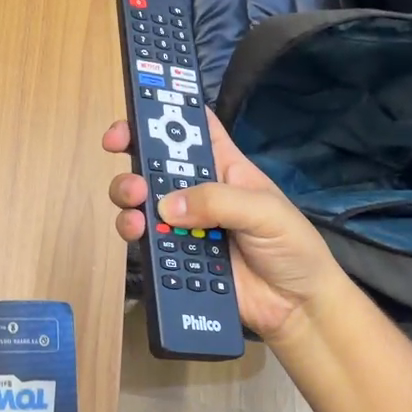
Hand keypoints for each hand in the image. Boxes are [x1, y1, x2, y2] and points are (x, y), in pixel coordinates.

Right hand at [103, 112, 348, 342]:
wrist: (295, 308)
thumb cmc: (293, 247)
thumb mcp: (265, 212)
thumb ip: (218, 201)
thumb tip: (168, 205)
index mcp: (224, 166)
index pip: (194, 128)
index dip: (168, 111)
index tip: (139, 103)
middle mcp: (198, 189)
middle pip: (156, 159)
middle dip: (133, 147)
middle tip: (117, 145)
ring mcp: (183, 222)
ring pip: (143, 197)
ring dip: (128, 191)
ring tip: (133, 199)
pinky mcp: (173, 254)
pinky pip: (145, 237)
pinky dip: (134, 229)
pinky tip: (138, 230)